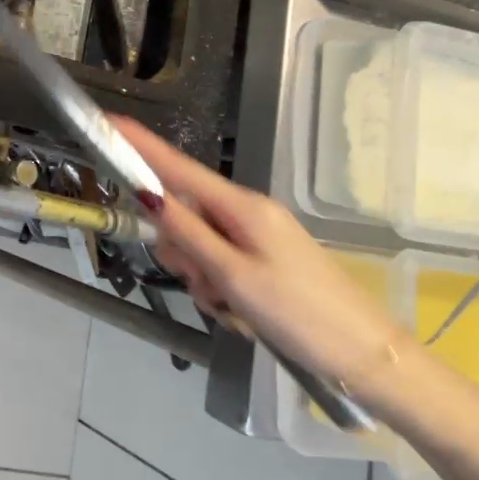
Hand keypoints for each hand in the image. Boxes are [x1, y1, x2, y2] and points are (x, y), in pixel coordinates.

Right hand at [113, 116, 405, 386]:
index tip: (107, 119)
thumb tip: (143, 192)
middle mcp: (245, 212)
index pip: (176, 166)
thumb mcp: (233, 276)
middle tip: (200, 281)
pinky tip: (238, 311)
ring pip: (196, 242)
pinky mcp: (262, 258)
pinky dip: (217, 284)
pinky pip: (217, 260)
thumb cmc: (301, 314)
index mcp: (240, 207)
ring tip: (227, 305)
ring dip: (198, 273)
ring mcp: (255, 235)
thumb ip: (185, 233)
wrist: (371, 360)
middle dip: (178, 247)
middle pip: (181, 211)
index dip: (140, 144)